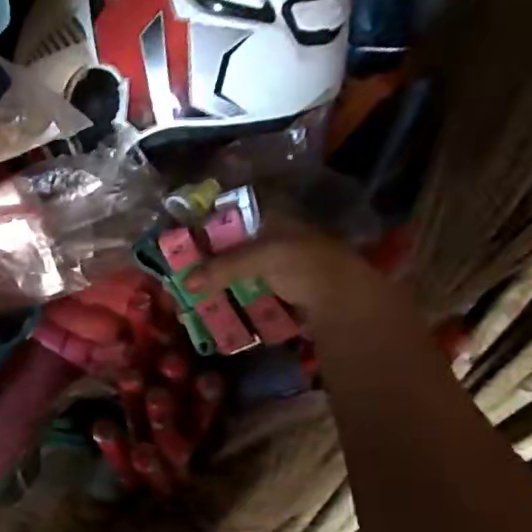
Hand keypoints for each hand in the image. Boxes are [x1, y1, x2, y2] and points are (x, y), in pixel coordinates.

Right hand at [184, 228, 385, 313]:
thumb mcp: (261, 257)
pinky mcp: (291, 295)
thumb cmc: (305, 264)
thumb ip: (223, 267)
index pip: (237, 219)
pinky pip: (258, 297)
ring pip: (248, 274)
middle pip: (240, 249)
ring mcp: (288, 269)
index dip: (213, 229)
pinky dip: (242, 304)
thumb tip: (185, 283)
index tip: (187, 245)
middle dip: (216, 263)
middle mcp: (281, 240)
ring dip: (228, 285)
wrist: (346, 298)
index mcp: (277, 221)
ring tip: (200, 298)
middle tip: (188, 277)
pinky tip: (225, 312)